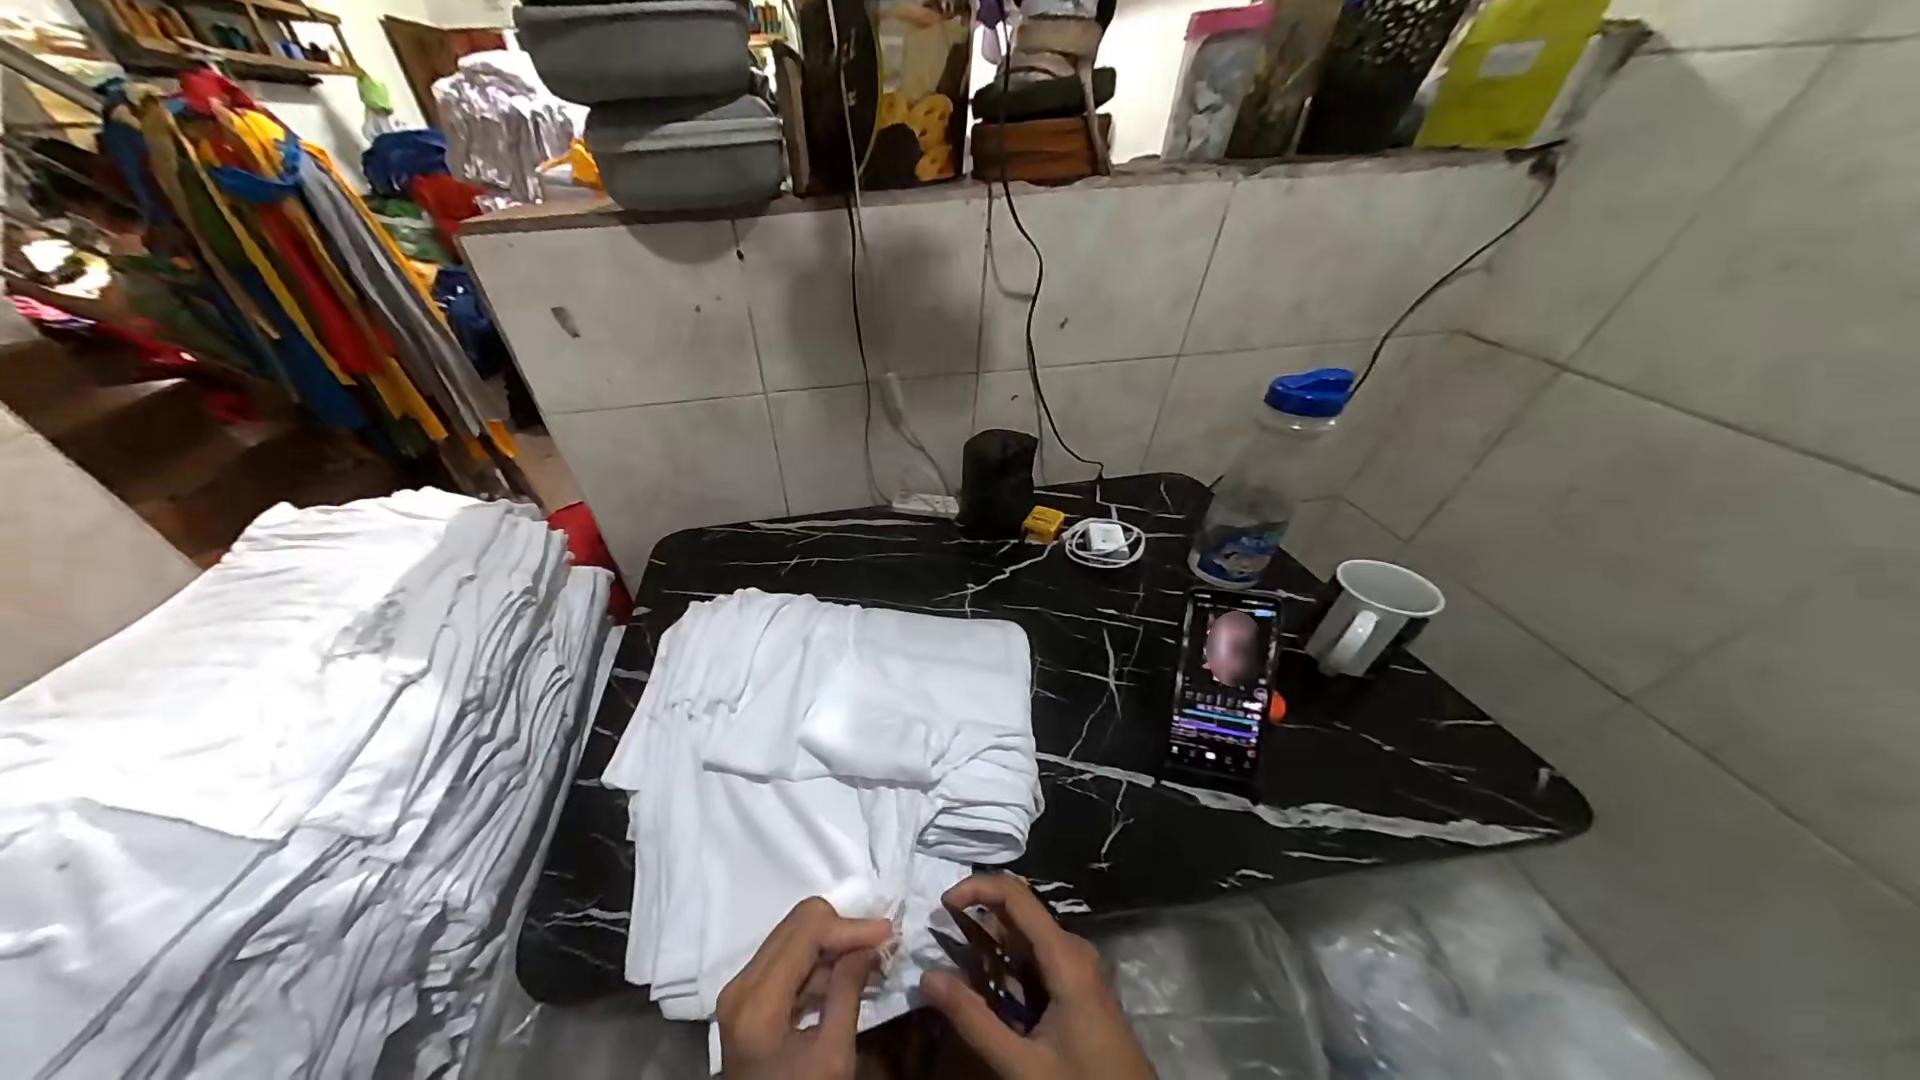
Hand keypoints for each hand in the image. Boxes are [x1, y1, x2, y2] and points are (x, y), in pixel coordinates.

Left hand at [717, 896, 891, 1079]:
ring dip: (834, 944)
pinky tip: (848, 976)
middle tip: (880, 943)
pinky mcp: (748, 998)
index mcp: (758, 1000)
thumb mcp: (832, 1057)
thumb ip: (848, 992)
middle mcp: (741, 984)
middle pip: (798, 924)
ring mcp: (741, 990)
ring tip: (871, 962)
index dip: (851, 927)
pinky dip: (820, 962)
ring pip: (794, 937)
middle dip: (843, 929)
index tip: (888, 932)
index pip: (807, 932)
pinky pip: (787, 960)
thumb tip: (870, 944)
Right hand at [920, 875, 1155, 1079]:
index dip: (977, 888)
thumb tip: (927, 976)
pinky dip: (1008, 963)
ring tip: (957, 963)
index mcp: (1065, 955)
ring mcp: (1079, 965)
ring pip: (1026, 936)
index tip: (942, 903)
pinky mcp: (1079, 983)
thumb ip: (974, 1020)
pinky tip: (989, 987)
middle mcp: (1074, 949)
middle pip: (1019, 913)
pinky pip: (1037, 957)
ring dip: (991, 943)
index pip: (1016, 894)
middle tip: (942, 938)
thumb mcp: (1022, 1065)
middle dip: (978, 917)